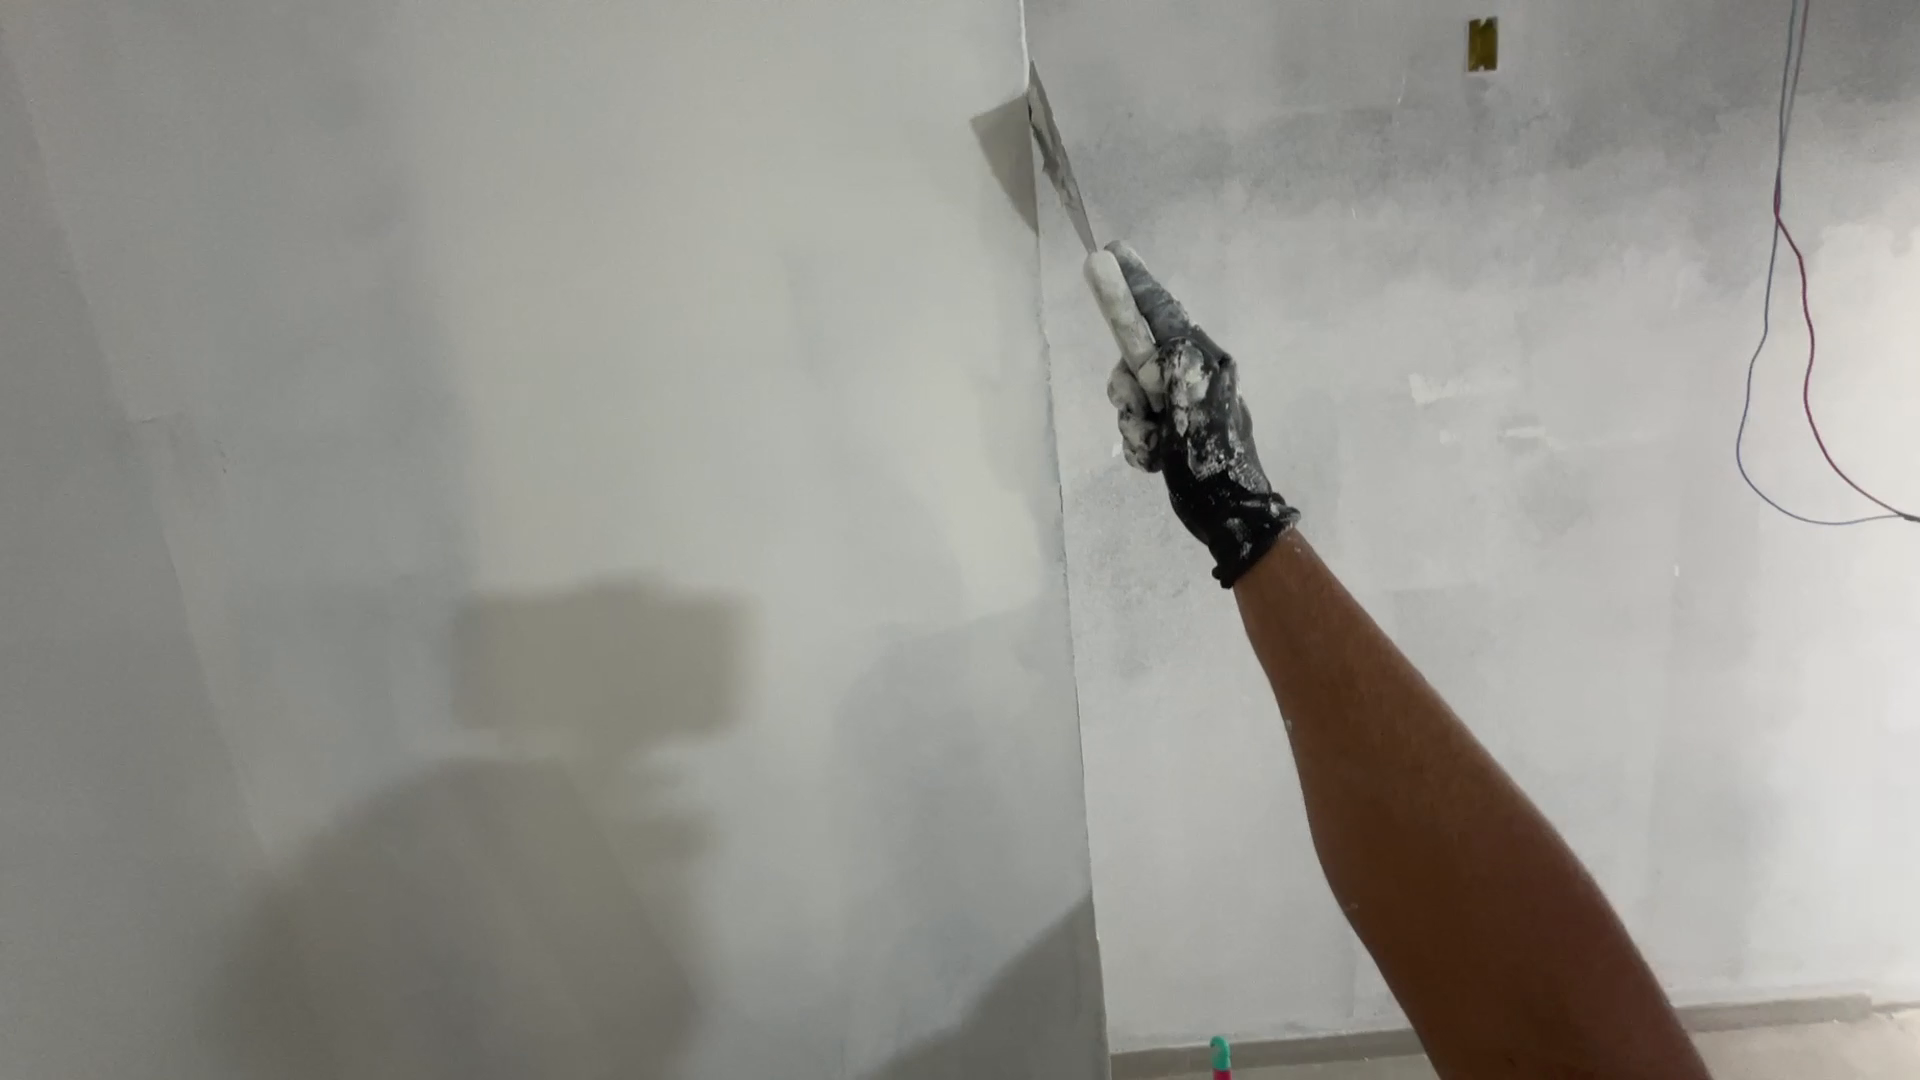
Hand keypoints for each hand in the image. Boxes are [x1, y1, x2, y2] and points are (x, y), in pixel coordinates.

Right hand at [1087, 241, 1298, 586]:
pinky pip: (1137, 421)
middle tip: (1135, 410)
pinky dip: (1138, 442)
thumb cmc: (1212, 468)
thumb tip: (1167, 339)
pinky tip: (1153, 460)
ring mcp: (1181, 401)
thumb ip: (1174, 374)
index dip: (1132, 286)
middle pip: (1136, 356)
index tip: (1110, 252)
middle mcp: (1191, 374)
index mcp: (1202, 364)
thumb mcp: (1193, 416)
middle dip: (1128, 389)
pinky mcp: (1173, 425)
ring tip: (1150, 447)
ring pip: (1131, 393)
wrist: (1228, 515)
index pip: (1159, 315)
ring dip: (1132, 423)